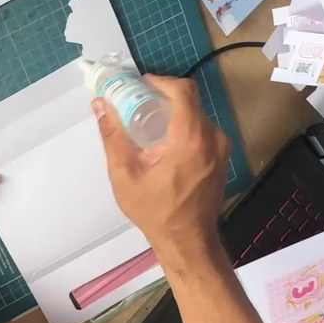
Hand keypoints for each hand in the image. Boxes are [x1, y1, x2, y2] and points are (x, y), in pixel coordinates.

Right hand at [93, 76, 229, 265]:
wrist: (187, 241)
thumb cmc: (155, 212)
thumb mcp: (125, 175)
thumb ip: (113, 136)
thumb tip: (100, 105)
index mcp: (190, 140)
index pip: (183, 91)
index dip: (161, 81)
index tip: (141, 85)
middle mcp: (212, 139)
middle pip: (190, 101)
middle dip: (163, 97)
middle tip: (138, 104)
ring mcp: (222, 148)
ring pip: (197, 115)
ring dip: (174, 114)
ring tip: (149, 126)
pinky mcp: (223, 157)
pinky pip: (203, 130)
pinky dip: (184, 128)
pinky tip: (165, 143)